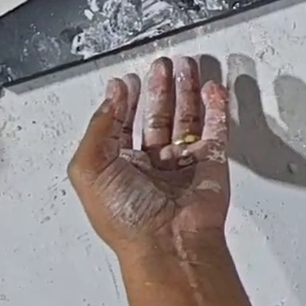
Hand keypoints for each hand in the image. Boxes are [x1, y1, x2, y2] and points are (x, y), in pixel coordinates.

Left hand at [68, 55, 231, 257]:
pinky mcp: (213, 162)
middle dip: (159, 88)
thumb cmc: (127, 218)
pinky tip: (212, 90)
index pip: (120, 123)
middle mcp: (151, 163)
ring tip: (187, 67)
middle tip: (162, 65)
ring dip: (188, 90)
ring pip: (187, 117)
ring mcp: (184, 162)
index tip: (126, 80)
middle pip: (157, 115)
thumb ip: (99, 128)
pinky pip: (216, 128)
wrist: (170, 240)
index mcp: (118, 166)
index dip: (123, 100)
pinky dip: (216, 107)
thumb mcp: (88, 168)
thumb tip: (111, 98)